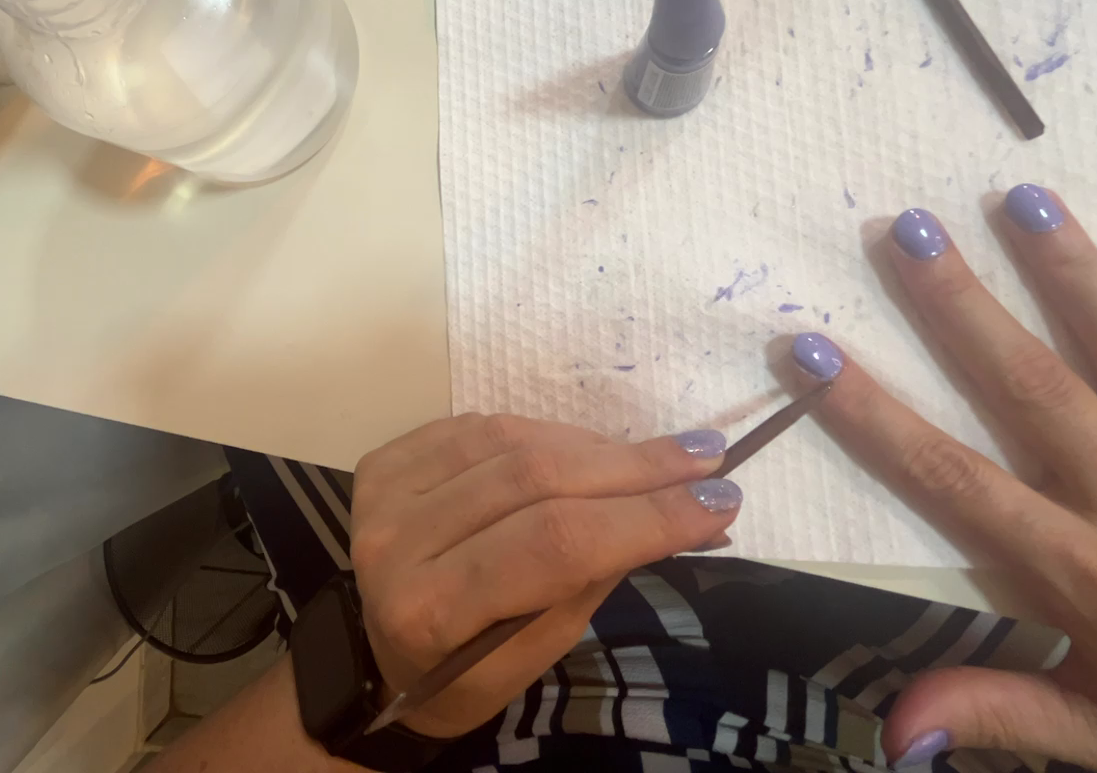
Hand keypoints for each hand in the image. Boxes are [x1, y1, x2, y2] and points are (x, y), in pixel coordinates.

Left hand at [348, 413, 742, 738]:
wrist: (376, 647)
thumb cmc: (462, 672)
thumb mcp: (535, 651)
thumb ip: (592, 576)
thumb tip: (681, 509)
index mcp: (429, 608)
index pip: (554, 544)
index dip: (644, 515)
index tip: (720, 499)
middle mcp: (396, 538)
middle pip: (532, 478)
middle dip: (632, 466)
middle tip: (704, 457)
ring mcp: (383, 489)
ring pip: (507, 439)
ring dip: (593, 443)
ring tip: (655, 455)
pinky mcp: (383, 458)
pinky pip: (477, 425)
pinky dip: (541, 431)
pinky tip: (585, 445)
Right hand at [796, 186, 1096, 770]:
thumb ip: (1004, 714)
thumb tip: (889, 728)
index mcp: (1088, 578)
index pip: (946, 477)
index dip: (868, 412)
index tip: (808, 350)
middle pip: (1032, 387)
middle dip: (959, 304)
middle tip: (907, 227)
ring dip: (1076, 273)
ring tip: (1023, 197)